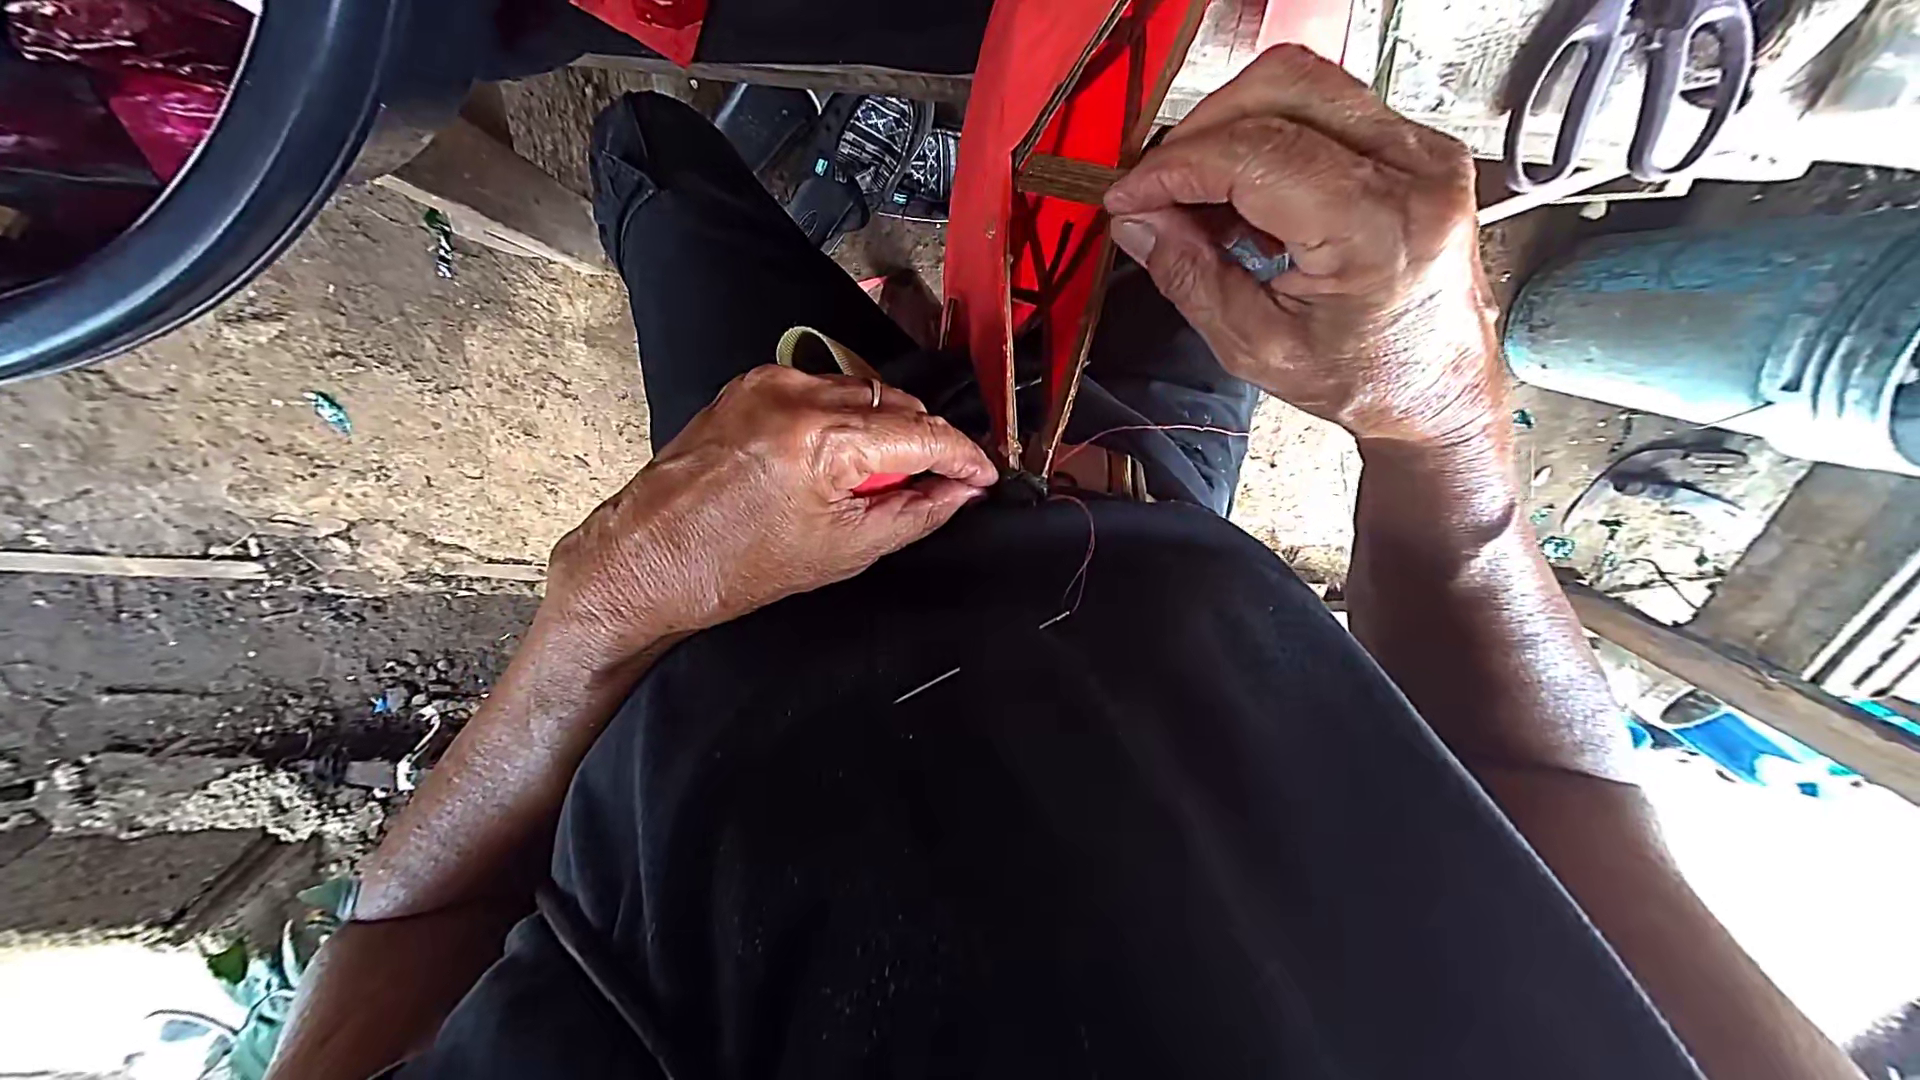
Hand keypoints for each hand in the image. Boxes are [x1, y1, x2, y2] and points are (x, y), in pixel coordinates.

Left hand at [538, 364, 995, 664]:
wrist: (649, 560)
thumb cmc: (737, 567)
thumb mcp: (847, 550)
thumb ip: (917, 512)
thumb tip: (960, 490)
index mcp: (825, 441)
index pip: (923, 433)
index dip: (964, 456)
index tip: (983, 473)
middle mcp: (798, 395)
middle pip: (898, 404)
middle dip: (924, 444)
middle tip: (930, 487)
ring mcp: (770, 382)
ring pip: (864, 392)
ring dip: (886, 429)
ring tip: (871, 480)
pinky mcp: (750, 383)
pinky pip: (825, 389)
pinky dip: (847, 418)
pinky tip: (836, 458)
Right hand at [1103, 45, 1502, 448]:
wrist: (1430, 383)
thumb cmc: (1356, 376)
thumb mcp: (1254, 347)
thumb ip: (1190, 278)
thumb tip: (1139, 224)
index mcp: (1374, 229)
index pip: (1255, 154)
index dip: (1174, 169)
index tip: (1127, 196)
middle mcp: (1409, 169)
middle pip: (1281, 88)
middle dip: (1197, 134)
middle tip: (1154, 189)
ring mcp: (1416, 149)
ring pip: (1299, 85)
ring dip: (1225, 133)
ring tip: (1191, 200)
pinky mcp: (1407, 148)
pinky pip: (1318, 112)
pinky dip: (1257, 145)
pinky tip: (1234, 201)